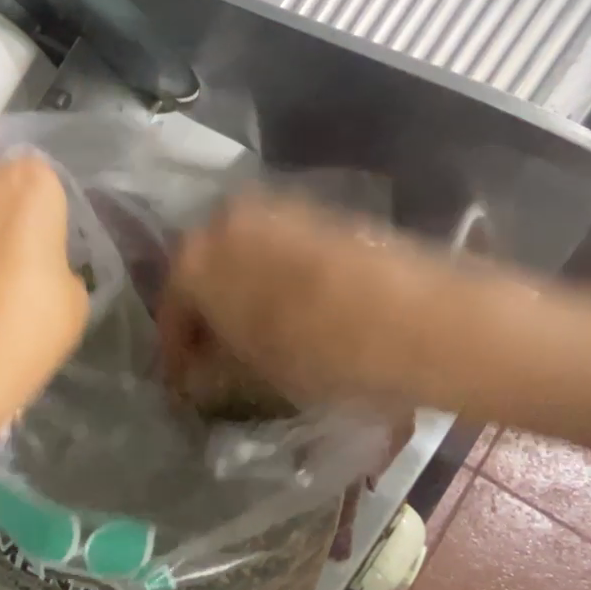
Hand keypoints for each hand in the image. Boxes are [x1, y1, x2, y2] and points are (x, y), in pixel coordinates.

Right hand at [158, 191, 456, 406]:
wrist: (421, 319)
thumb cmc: (322, 352)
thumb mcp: (255, 373)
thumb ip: (212, 369)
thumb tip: (197, 373)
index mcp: (193, 258)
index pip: (169, 308)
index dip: (175, 350)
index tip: (183, 381)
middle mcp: (223, 220)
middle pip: (201, 272)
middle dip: (206, 313)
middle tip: (216, 354)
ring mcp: (274, 209)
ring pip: (239, 256)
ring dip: (240, 292)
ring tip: (257, 335)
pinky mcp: (317, 211)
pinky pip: (276, 248)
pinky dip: (272, 277)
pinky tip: (292, 310)